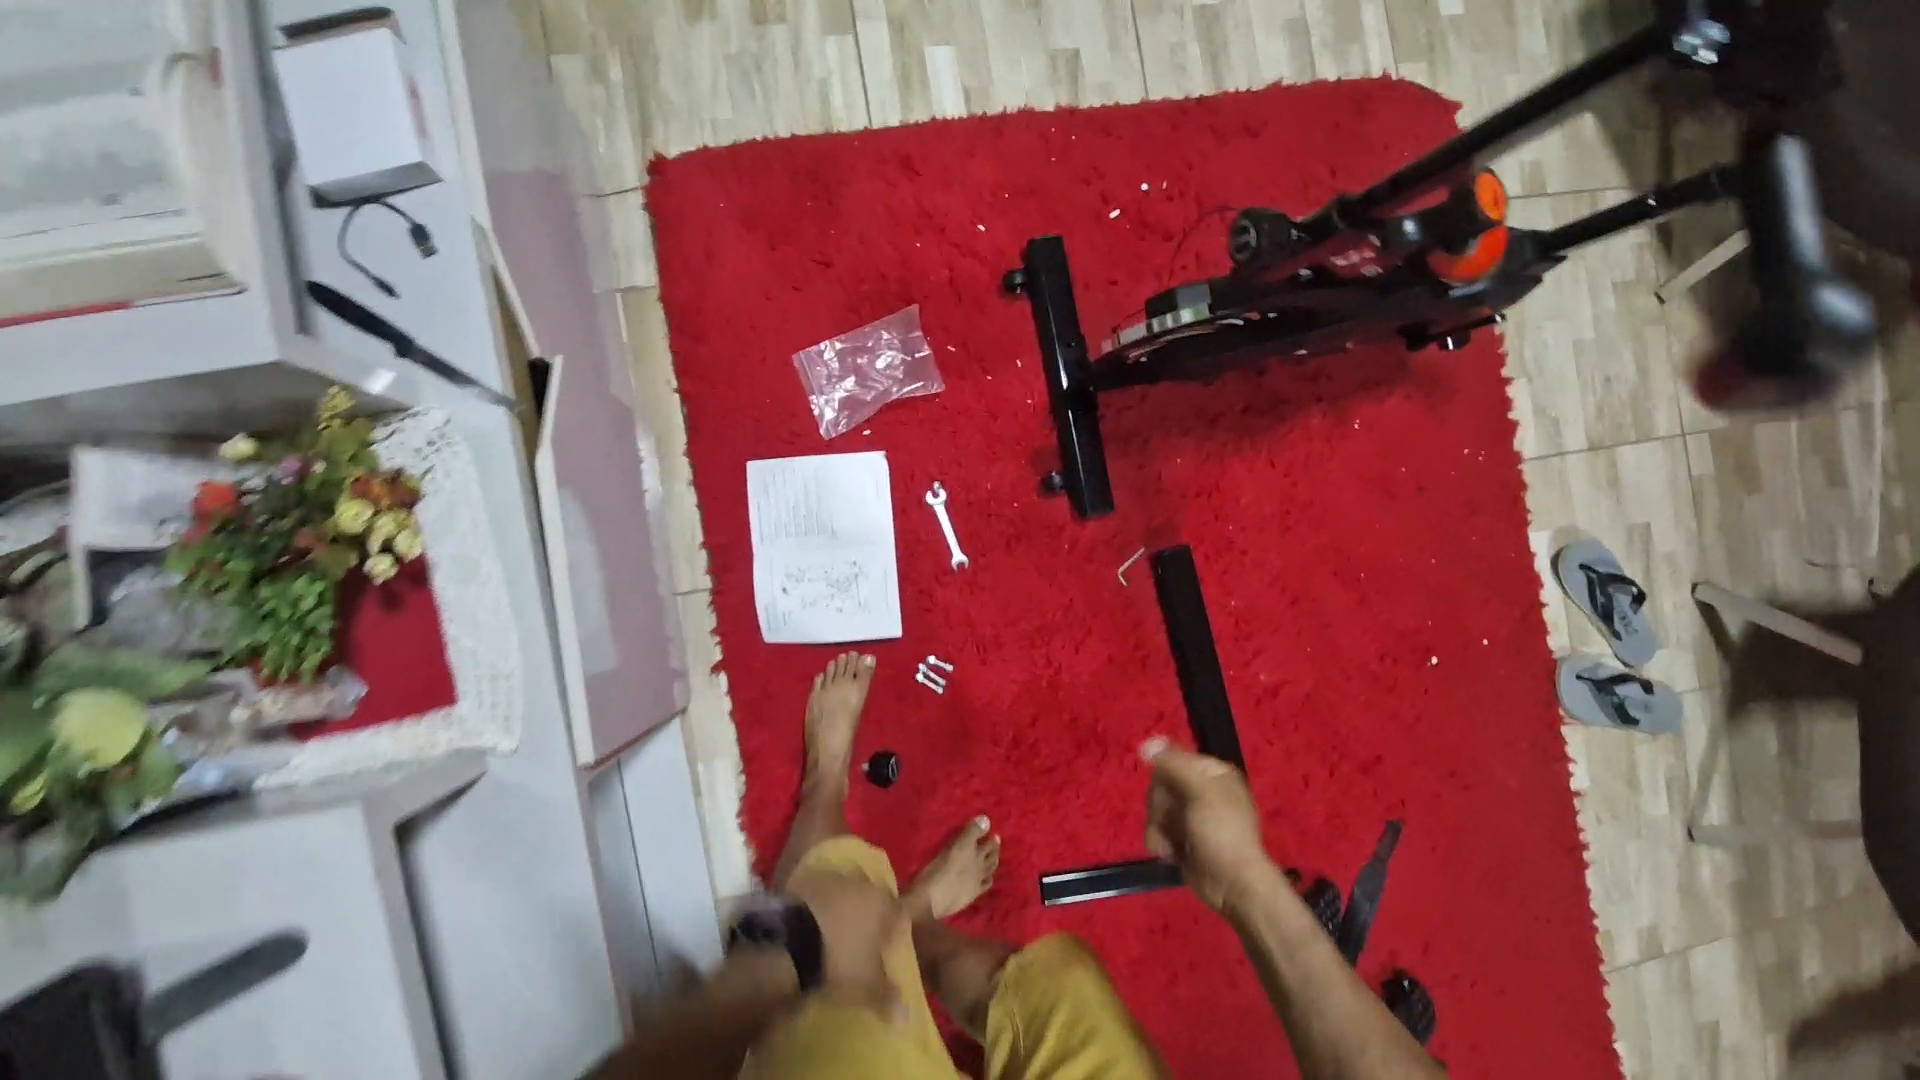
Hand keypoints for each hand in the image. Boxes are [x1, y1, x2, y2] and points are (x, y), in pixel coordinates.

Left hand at [783, 868, 907, 1022]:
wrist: (791, 941)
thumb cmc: (840, 959)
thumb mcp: (867, 985)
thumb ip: (887, 996)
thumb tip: (905, 1017)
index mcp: (882, 904)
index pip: (898, 910)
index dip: (895, 927)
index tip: (889, 943)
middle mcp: (860, 884)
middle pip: (870, 895)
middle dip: (867, 912)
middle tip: (860, 936)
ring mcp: (830, 878)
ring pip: (843, 889)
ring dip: (840, 905)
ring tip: (830, 930)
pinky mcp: (803, 880)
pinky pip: (815, 890)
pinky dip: (815, 903)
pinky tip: (807, 923)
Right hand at [1142, 737, 1279, 913]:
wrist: (1232, 885)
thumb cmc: (1222, 834)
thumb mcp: (1200, 792)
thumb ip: (1173, 765)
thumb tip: (1146, 743)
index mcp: (1213, 773)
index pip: (1172, 761)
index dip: (1165, 778)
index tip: (1168, 793)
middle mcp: (1202, 790)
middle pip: (1160, 786)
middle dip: (1160, 808)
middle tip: (1174, 823)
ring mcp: (1191, 815)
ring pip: (1155, 809)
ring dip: (1159, 828)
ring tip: (1174, 845)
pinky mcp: (1182, 837)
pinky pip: (1158, 829)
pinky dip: (1161, 842)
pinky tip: (1172, 854)